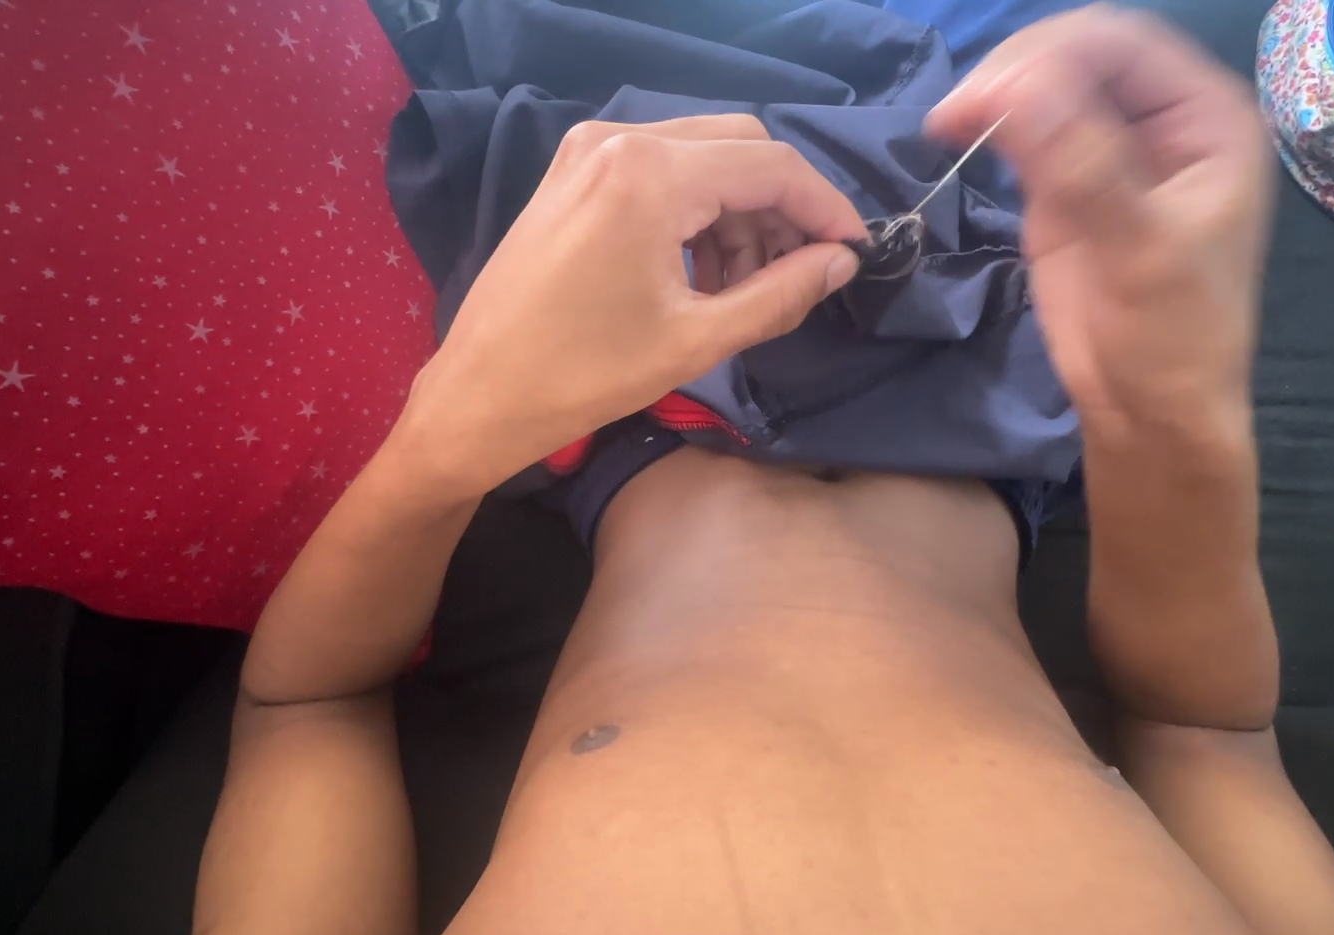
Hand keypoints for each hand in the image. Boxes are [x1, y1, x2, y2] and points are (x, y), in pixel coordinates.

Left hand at [392, 114, 866, 494]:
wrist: (481, 397)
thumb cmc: (585, 378)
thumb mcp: (695, 341)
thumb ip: (778, 294)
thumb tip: (840, 263)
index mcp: (650, 172)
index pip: (770, 164)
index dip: (823, 206)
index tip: (853, 251)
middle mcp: (618, 139)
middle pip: (738, 149)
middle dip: (780, 210)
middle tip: (797, 275)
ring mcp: (587, 153)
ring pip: (699, 160)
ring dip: (737, 215)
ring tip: (743, 287)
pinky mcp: (571, 177)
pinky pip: (657, 175)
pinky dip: (693, 215)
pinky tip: (698, 272)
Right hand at [928, 5, 1273, 451]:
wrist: (1145, 405)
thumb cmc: (1172, 334)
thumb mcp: (1141, 251)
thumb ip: (1088, 170)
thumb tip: (1019, 89)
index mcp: (1202, 118)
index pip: (1121, 48)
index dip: (1048, 58)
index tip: (980, 98)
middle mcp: (1157, 124)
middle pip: (1079, 61)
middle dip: (1015, 75)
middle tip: (953, 117)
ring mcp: (1106, 157)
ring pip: (1047, 97)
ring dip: (996, 101)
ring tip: (946, 125)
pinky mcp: (1063, 196)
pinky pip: (1026, 143)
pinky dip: (991, 135)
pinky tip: (958, 137)